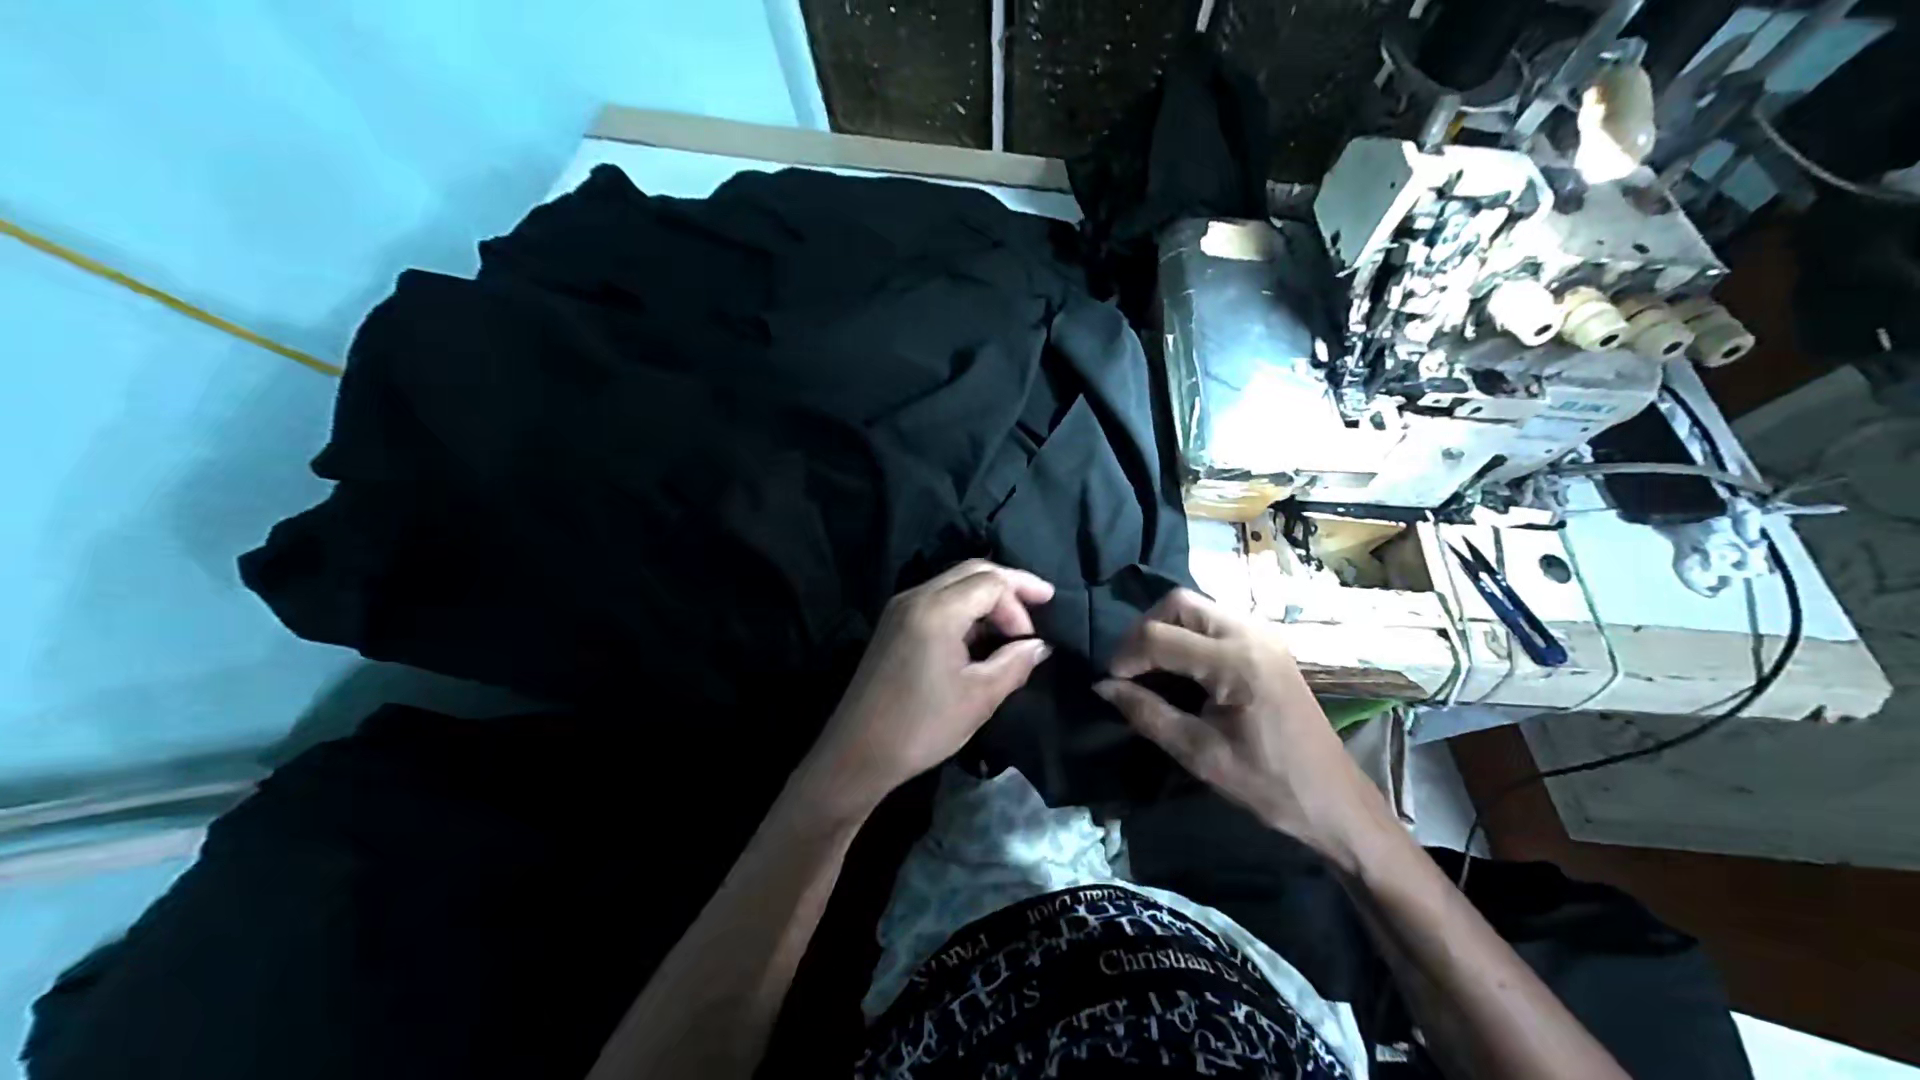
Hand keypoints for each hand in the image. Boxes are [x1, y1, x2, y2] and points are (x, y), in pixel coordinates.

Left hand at [802, 560, 1054, 814]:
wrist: (856, 753)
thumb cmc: (921, 726)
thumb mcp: (979, 697)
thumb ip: (1014, 663)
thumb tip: (1039, 646)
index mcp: (935, 609)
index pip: (990, 582)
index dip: (1019, 605)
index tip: (1031, 641)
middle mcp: (915, 597)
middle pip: (972, 571)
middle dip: (1009, 584)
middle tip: (1042, 599)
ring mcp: (900, 609)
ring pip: (954, 583)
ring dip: (987, 596)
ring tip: (1016, 620)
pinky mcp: (893, 625)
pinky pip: (938, 600)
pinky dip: (966, 608)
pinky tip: (982, 632)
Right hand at [1094, 589, 1389, 867]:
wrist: (1335, 800)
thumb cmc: (1269, 784)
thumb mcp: (1200, 755)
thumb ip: (1147, 714)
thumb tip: (1102, 686)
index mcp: (1236, 663)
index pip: (1159, 636)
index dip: (1124, 657)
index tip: (1110, 684)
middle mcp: (1250, 634)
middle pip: (1177, 603)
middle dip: (1143, 630)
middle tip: (1129, 669)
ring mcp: (1262, 634)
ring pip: (1195, 606)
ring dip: (1164, 629)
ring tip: (1148, 668)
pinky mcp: (1267, 642)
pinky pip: (1214, 619)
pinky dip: (1187, 633)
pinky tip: (1180, 667)